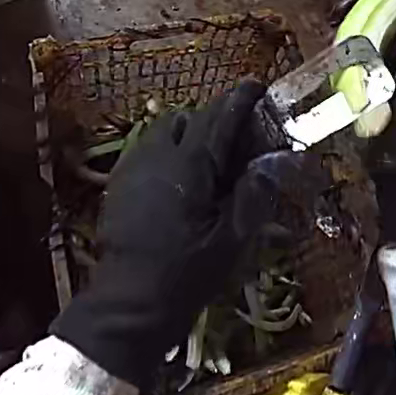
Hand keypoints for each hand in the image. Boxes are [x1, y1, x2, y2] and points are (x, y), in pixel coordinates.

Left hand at [52, 83, 299, 384]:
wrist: (126, 308)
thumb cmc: (186, 276)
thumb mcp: (232, 240)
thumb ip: (255, 194)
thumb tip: (277, 160)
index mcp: (187, 168)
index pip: (218, 118)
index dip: (240, 99)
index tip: (257, 85)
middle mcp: (155, 158)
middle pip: (189, 118)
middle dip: (214, 119)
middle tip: (238, 140)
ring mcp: (131, 169)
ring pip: (163, 131)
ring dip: (189, 134)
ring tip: (210, 160)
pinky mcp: (118, 185)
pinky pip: (147, 150)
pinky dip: (169, 151)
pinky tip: (182, 181)